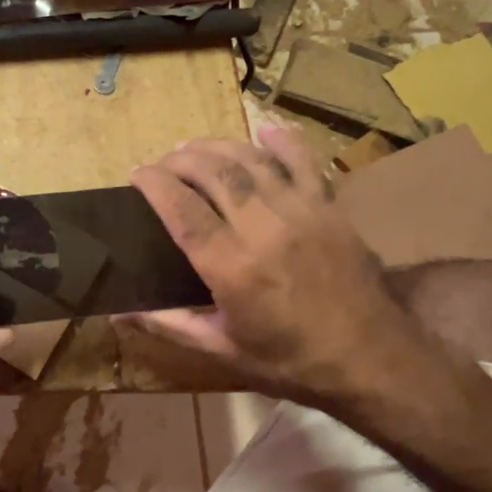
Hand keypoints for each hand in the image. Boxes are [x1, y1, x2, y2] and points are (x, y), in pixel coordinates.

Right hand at [122, 124, 421, 408]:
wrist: (374, 361)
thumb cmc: (290, 360)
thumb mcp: (222, 349)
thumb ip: (169, 323)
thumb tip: (118, 311)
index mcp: (230, 266)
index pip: (181, 209)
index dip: (154, 184)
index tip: (135, 174)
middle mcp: (263, 229)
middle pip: (213, 173)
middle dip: (180, 160)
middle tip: (162, 165)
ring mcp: (301, 213)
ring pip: (251, 160)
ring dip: (217, 146)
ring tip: (194, 148)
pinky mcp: (330, 208)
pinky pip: (304, 162)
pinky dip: (282, 141)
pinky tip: (263, 131)